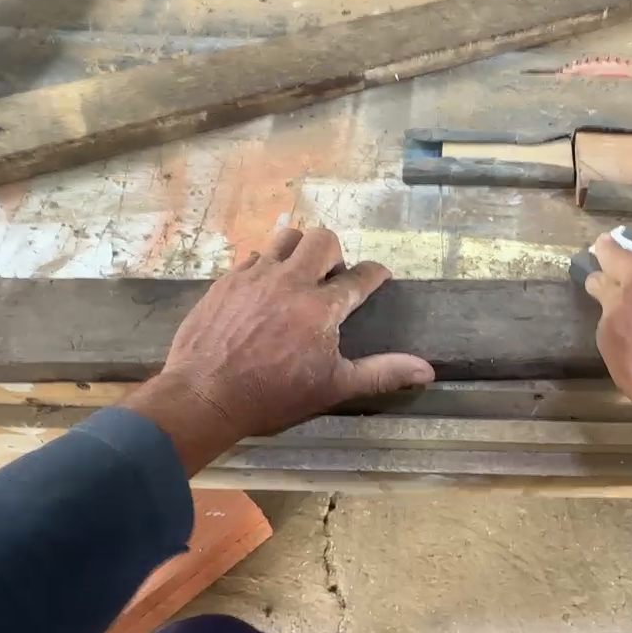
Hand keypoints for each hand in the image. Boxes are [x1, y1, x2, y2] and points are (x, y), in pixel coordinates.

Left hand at [121, 228, 434, 473]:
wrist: (204, 395)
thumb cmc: (274, 396)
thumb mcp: (334, 387)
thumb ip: (382, 373)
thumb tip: (427, 370)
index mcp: (321, 308)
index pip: (360, 277)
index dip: (376, 274)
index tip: (380, 277)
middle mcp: (291, 281)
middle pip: (323, 239)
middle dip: (336, 253)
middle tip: (332, 280)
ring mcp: (255, 277)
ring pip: (286, 237)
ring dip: (300, 250)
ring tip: (299, 277)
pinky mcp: (227, 280)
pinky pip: (255, 256)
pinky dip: (268, 266)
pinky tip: (266, 290)